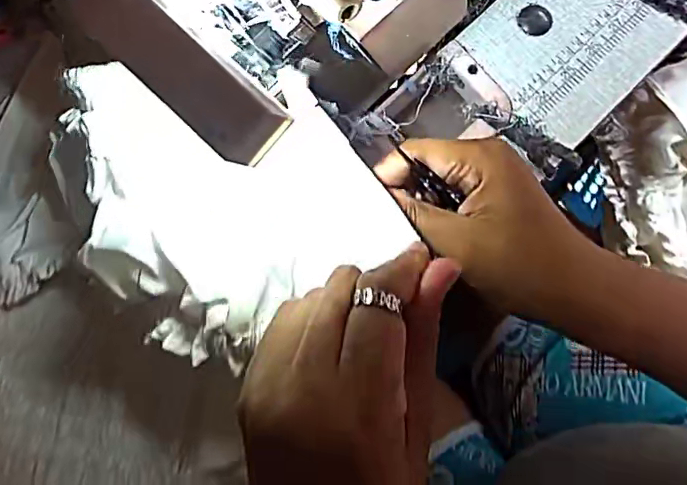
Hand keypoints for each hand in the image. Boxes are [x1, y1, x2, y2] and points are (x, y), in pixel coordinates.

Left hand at [238, 244, 460, 484]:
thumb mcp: (417, 426)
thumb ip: (423, 337)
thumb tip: (440, 267)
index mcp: (355, 406)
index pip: (376, 299)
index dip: (401, 270)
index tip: (422, 261)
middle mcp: (302, 386)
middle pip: (342, 286)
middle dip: (373, 289)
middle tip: (394, 314)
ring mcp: (266, 384)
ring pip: (313, 294)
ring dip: (341, 303)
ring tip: (359, 339)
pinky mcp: (246, 384)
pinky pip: (285, 316)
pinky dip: (311, 319)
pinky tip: (327, 349)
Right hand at [376, 138, 606, 321]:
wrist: (575, 288)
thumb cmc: (520, 266)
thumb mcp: (457, 243)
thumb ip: (414, 214)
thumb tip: (382, 196)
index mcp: (479, 154)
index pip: (416, 149)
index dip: (390, 173)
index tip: (371, 205)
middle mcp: (488, 152)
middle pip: (430, 162)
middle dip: (409, 190)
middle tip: (390, 224)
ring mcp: (497, 170)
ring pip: (444, 178)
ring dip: (428, 204)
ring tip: (413, 233)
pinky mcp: (502, 189)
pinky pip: (461, 190)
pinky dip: (447, 210)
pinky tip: (442, 236)